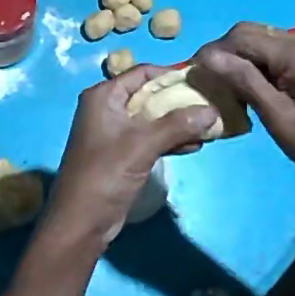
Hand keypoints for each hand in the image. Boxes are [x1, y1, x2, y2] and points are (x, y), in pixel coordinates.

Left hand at [43, 66, 218, 247]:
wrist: (81, 222)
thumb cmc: (106, 173)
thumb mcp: (142, 145)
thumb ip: (177, 125)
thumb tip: (213, 109)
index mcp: (104, 96)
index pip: (141, 73)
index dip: (170, 74)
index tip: (200, 79)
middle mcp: (107, 108)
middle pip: (148, 94)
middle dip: (178, 100)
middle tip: (210, 101)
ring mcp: (114, 131)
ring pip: (152, 118)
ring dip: (177, 122)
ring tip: (209, 124)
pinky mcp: (122, 153)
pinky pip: (150, 137)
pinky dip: (170, 139)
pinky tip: (196, 144)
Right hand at [196, 23, 294, 195]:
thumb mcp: (278, 116)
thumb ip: (243, 81)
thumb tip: (207, 56)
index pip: (242, 37)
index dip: (214, 51)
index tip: (194, 71)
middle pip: (249, 32)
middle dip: (224, 51)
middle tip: (206, 77)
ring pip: (257, 39)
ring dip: (237, 56)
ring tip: (222, 82)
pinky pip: (269, 50)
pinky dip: (252, 63)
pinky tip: (245, 84)